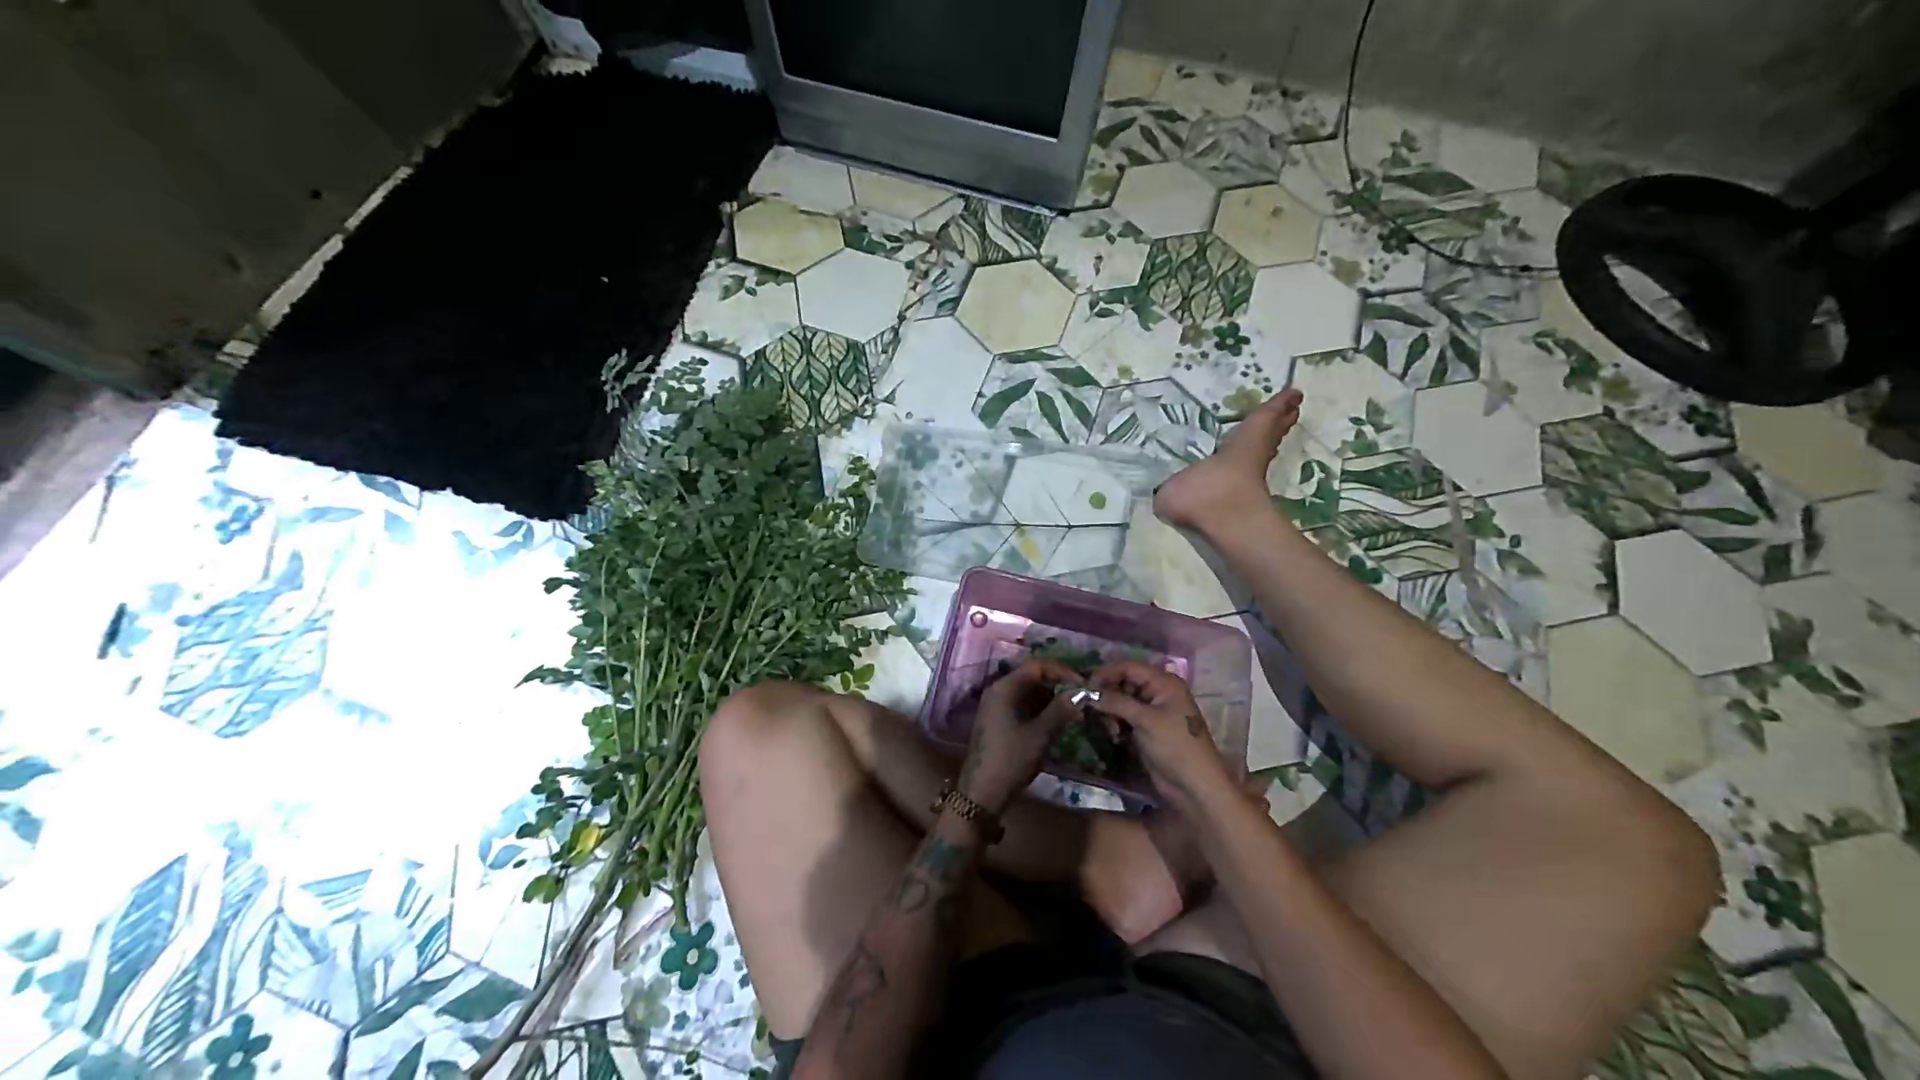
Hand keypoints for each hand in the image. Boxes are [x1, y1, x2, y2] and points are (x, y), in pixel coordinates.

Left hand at [958, 660, 1082, 813]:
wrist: (982, 792)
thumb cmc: (1011, 759)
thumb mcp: (1040, 735)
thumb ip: (1061, 710)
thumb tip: (1082, 692)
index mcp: (1004, 688)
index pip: (1036, 666)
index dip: (1062, 671)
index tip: (1084, 684)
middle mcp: (998, 691)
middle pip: (1032, 678)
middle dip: (1058, 685)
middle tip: (1082, 698)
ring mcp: (996, 707)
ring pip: (1029, 693)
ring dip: (1051, 699)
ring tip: (1075, 711)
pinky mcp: (999, 721)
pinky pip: (1023, 706)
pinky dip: (1041, 710)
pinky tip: (1058, 722)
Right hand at [1088, 661, 1236, 812]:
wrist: (1194, 786)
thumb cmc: (1175, 746)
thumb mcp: (1145, 720)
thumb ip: (1116, 702)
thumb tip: (1088, 693)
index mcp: (1164, 683)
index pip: (1129, 667)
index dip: (1107, 673)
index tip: (1086, 686)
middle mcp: (1158, 693)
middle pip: (1124, 683)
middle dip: (1108, 694)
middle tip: (1091, 707)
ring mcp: (1153, 712)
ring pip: (1123, 701)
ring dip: (1111, 711)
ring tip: (1108, 727)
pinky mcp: (1147, 730)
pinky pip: (1126, 718)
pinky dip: (1117, 723)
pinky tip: (1115, 735)